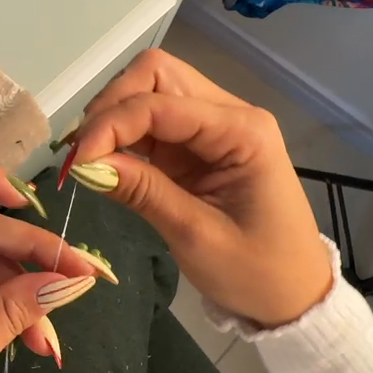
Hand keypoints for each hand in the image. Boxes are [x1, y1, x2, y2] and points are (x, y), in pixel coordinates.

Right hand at [68, 49, 332, 327]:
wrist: (294, 298)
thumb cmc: (258, 273)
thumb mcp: (197, 237)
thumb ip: (142, 192)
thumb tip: (85, 165)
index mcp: (243, 132)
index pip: (160, 104)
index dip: (112, 124)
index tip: (78, 162)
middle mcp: (228, 114)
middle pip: (155, 74)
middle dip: (112, 105)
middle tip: (85, 151)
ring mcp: (209, 126)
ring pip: (147, 88)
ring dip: (112, 116)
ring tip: (91, 157)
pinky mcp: (192, 144)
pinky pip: (148, 120)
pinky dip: (120, 133)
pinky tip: (105, 160)